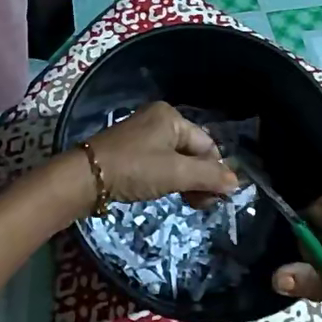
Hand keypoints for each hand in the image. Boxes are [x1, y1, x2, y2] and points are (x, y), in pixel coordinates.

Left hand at [79, 102, 239, 205]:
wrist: (84, 178)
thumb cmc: (134, 169)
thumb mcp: (176, 173)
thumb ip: (208, 176)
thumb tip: (237, 183)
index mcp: (172, 117)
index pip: (207, 144)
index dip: (215, 171)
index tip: (215, 198)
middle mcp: (159, 119)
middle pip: (193, 151)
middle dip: (200, 177)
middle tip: (201, 204)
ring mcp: (143, 134)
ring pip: (177, 158)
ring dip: (186, 181)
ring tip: (188, 203)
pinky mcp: (131, 149)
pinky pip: (160, 162)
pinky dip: (169, 178)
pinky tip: (168, 193)